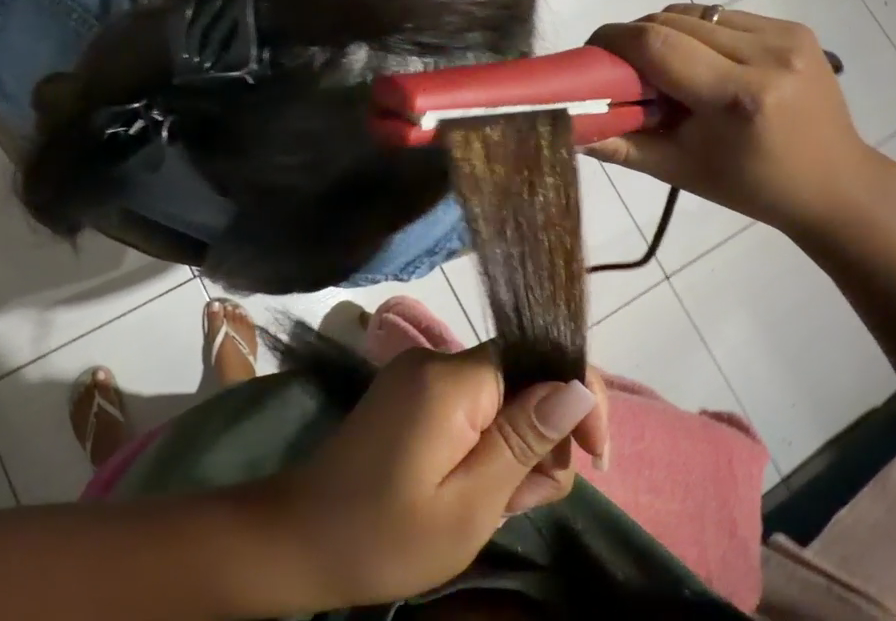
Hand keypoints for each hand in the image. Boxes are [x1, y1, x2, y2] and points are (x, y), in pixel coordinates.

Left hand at [256, 348, 601, 608]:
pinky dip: (487, 451)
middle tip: (517, 503)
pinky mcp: (410, 398)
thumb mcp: (470, 503)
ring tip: (492, 507)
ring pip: (502, 401)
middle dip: (541, 441)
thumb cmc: (386, 535)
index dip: (576, 401)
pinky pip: (472, 412)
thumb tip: (578, 384)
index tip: (593, 463)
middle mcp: (433, 361)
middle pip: (523, 381)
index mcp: (448, 379)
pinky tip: (475, 493)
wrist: (302, 539)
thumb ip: (524, 439)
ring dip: (514, 455)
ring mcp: (418, 378)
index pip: (539, 356)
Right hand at [584, 5, 895, 233]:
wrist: (835, 184)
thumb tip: (562, 123)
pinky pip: (719, 16)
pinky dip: (693, 33)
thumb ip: (616, 142)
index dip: (611, 41)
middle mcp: (767, 55)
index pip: (656, 44)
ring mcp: (786, 37)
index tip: (587, 57)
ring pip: (691, 13)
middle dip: (632, 40)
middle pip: (669, 22)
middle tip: (619, 72)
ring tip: (660, 70)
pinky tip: (697, 64)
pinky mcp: (794, 28)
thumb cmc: (748, 185)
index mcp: (738, 97)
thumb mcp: (675, 169)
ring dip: (661, 34)